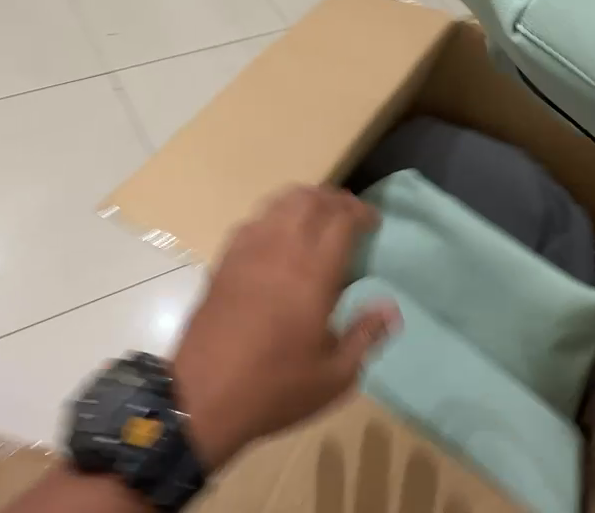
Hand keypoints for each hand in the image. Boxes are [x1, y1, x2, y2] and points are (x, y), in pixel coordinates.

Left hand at [171, 186, 399, 469]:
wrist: (204, 395)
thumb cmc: (276, 387)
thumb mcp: (334, 376)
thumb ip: (365, 336)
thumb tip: (391, 307)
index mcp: (313, 272)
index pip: (341, 220)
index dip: (361, 212)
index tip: (374, 221)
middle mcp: (280, 248)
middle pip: (310, 200)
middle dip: (334, 198)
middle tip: (350, 212)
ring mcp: (248, 249)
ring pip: (279, 202)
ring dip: (304, 199)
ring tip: (319, 214)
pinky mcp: (225, 258)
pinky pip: (254, 219)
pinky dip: (274, 214)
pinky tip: (279, 233)